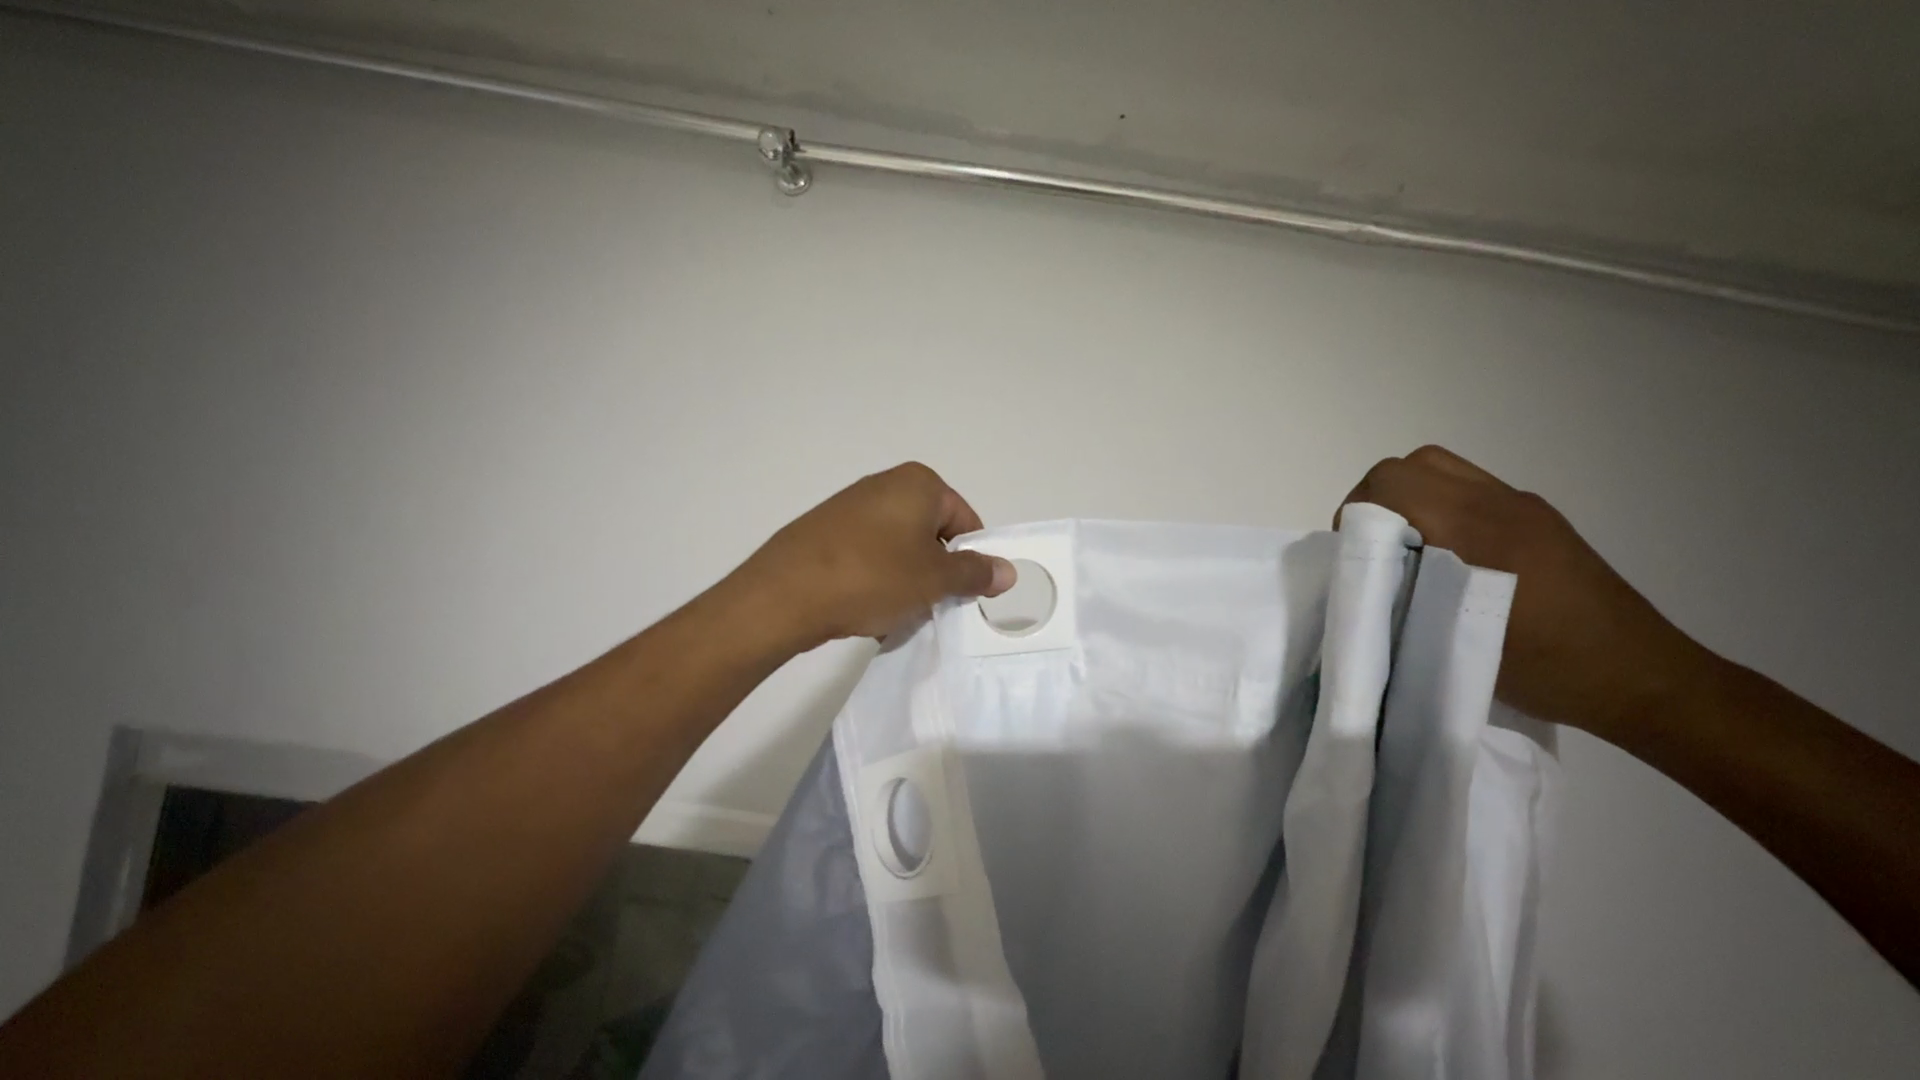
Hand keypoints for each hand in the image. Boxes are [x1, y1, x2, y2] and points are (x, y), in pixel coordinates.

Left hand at [732, 462, 1015, 648]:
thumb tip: (1007, 571)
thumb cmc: (873, 577)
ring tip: (893, 613)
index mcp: (918, 483)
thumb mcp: (935, 580)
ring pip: (897, 550)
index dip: (968, 560)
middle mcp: (884, 485)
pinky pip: (866, 558)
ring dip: (904, 582)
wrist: (785, 595)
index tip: (961, 594)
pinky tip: (865, 611)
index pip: (965, 522)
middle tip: (929, 606)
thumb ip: (975, 573)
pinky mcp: (823, 533)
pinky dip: (874, 582)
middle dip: (934, 573)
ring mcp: (849, 508)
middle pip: (930, 535)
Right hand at [1340, 446, 1714, 738]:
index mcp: (1479, 529)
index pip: (1394, 481)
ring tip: (1409, 553)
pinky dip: (1443, 509)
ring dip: (1413, 500)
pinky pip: (1474, 490)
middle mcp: (1501, 503)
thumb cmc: (1548, 669)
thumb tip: (1370, 582)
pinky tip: (1451, 561)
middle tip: (1376, 549)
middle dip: (1380, 499)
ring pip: (1445, 471)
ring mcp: (1526, 507)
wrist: (1642, 678)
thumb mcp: (1458, 643)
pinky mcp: (1541, 520)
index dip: (1358, 511)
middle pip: (1416, 464)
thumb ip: (1406, 599)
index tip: (1357, 556)